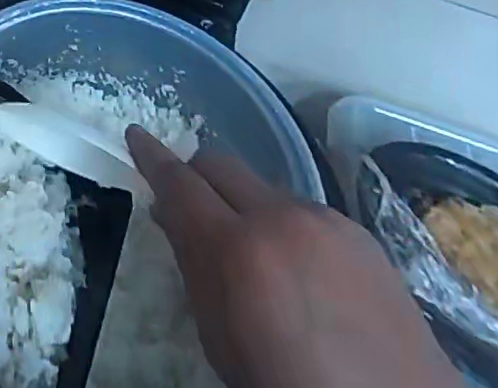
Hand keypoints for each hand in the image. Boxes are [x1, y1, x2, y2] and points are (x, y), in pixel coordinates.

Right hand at [125, 126, 458, 387]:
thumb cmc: (287, 385)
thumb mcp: (220, 338)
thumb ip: (192, 265)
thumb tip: (169, 214)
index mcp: (240, 249)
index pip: (179, 182)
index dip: (151, 156)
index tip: (134, 135)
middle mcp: (283, 219)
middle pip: (219, 163)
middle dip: (196, 175)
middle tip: (188, 204)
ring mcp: (329, 222)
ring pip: (262, 185)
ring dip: (242, 202)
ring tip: (252, 248)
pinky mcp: (363, 234)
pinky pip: (303, 209)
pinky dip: (284, 222)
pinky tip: (298, 265)